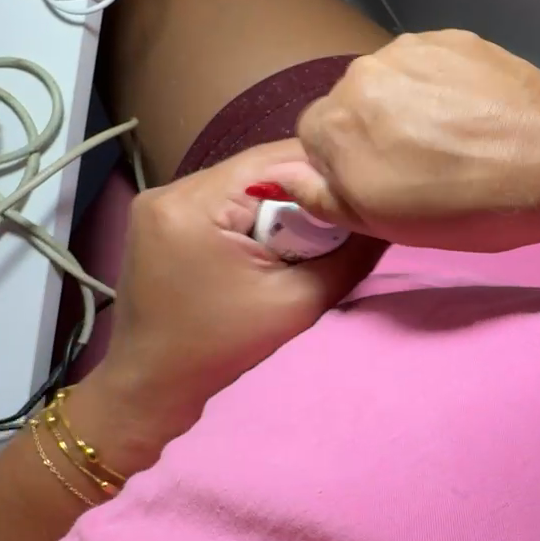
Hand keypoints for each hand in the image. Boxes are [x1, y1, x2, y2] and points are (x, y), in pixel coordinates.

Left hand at [81, 139, 383, 462]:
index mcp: (195, 203)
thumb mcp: (301, 302)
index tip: (360, 197)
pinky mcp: (164, 218)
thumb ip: (349, 258)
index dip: (327, 173)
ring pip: (246, 182)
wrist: (155, 382)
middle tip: (343, 220)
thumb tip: (384, 223)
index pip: (277, 158)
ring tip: (314, 235)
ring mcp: (162, 201)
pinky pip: (227, 199)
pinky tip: (279, 242)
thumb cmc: (224, 345)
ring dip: (285, 203)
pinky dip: (260, 214)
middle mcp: (172, 188)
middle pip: (260, 167)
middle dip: (307, 191)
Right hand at [263, 30, 539, 250]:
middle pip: (353, 105)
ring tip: (463, 139)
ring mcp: (408, 51)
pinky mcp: (451, 38)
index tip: (395, 184)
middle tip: (433, 164)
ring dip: (414, 105)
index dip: (356, 167)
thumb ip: (326, 198)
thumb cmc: (471, 205)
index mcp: (332, 126)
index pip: (317, 141)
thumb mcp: (389, 224)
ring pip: (394, 82)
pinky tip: (481, 113)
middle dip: (381, 131)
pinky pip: (433, 65)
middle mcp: (359, 77)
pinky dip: (448, 86)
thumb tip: (282, 177)